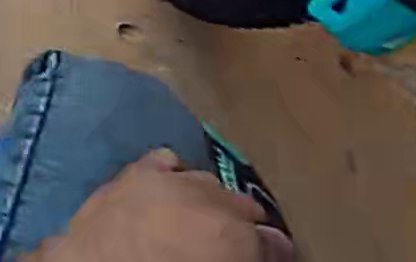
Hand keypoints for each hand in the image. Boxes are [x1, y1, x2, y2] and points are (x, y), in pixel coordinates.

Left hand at [27, 149, 295, 261]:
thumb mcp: (216, 258)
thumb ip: (245, 254)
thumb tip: (263, 249)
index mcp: (233, 237)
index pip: (273, 242)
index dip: (277, 250)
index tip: (282, 255)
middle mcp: (206, 201)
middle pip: (240, 205)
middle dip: (249, 223)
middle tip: (250, 241)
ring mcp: (168, 180)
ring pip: (205, 180)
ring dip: (213, 197)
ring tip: (214, 215)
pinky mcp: (133, 172)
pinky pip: (163, 162)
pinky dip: (173, 172)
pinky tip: (175, 183)